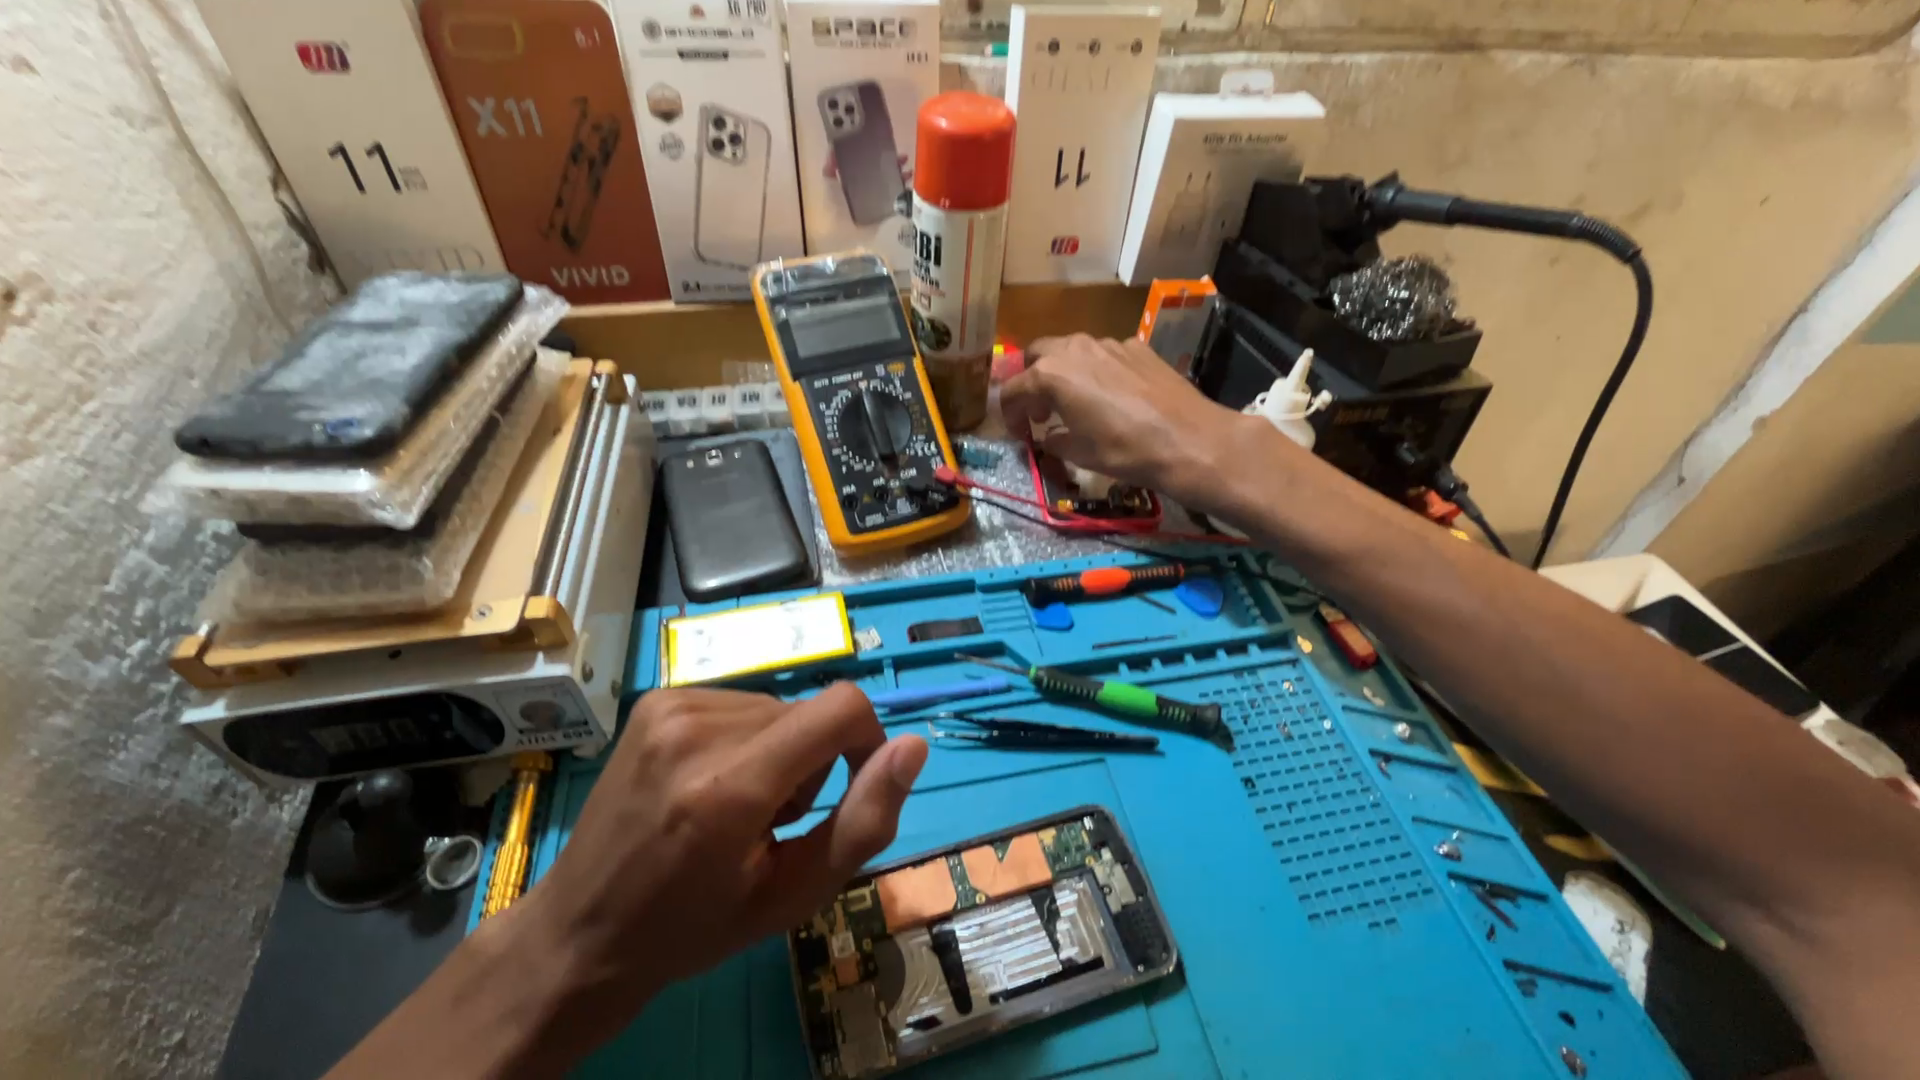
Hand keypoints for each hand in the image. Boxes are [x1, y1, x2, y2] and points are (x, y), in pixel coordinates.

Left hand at [520, 684, 925, 1036]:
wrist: (583, 929)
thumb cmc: (696, 926)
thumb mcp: (794, 894)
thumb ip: (863, 821)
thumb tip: (912, 747)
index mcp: (729, 786)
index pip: (840, 707)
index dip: (867, 740)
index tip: (851, 786)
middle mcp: (695, 728)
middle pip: (808, 712)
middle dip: (812, 762)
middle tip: (773, 823)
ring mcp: (668, 707)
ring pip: (775, 706)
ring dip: (778, 750)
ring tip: (738, 808)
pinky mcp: (656, 700)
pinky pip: (739, 702)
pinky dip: (745, 738)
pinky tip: (711, 784)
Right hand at [999, 334, 1261, 501]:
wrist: (1188, 439)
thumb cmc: (1125, 451)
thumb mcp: (1079, 453)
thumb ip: (1055, 439)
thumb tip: (1051, 435)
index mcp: (1051, 375)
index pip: (1013, 389)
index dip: (1010, 415)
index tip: (1020, 435)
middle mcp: (1074, 349)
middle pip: (1037, 355)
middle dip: (1032, 381)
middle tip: (1042, 411)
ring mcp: (1108, 343)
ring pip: (1071, 349)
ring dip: (1064, 373)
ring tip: (1074, 403)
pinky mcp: (1137, 347)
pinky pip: (1104, 354)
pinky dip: (1096, 371)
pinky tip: (1112, 396)